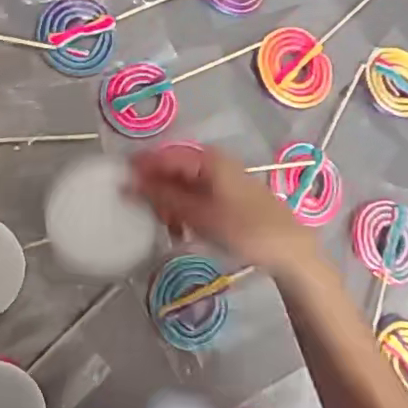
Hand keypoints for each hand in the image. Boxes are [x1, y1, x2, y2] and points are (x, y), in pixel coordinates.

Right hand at [129, 145, 324, 271]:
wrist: (289, 252)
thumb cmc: (243, 230)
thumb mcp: (197, 214)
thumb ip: (161, 196)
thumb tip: (127, 182)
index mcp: (207, 159)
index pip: (162, 156)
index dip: (139, 169)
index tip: (119, 186)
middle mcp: (214, 163)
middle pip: (172, 170)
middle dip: (156, 192)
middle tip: (147, 214)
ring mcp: (222, 179)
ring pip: (183, 186)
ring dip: (170, 205)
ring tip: (168, 227)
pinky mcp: (228, 196)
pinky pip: (196, 197)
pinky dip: (185, 211)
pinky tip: (183, 230)